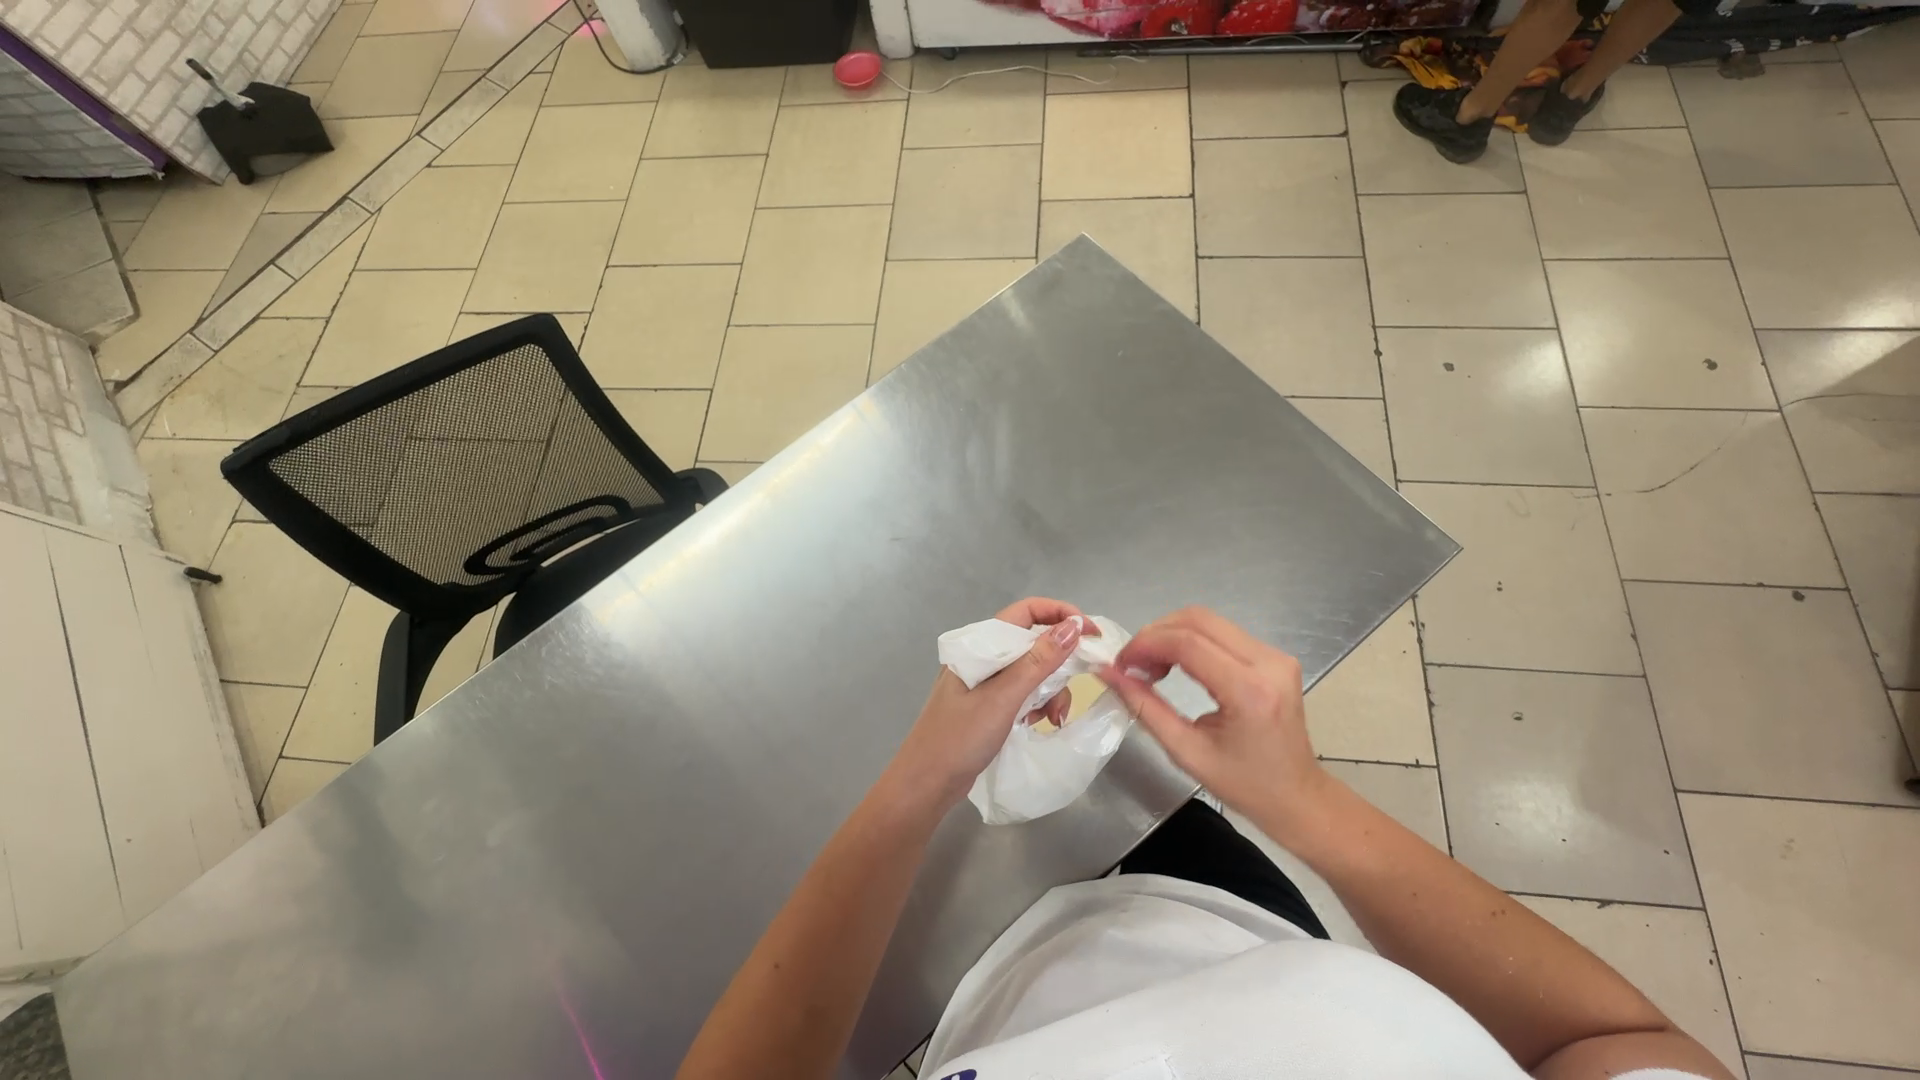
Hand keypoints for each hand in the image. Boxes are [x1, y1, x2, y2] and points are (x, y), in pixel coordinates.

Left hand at [884, 597, 1091, 806]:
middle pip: (1034, 643)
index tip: (1091, 633)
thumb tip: (1074, 626)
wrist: (926, 783)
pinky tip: (1039, 724)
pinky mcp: (989, 705)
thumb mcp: (1004, 697)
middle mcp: (982, 657)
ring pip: (1033, 672)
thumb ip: (1038, 661)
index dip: (1061, 614)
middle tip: (1075, 686)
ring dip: (1050, 690)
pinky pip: (1024, 694)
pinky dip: (1037, 705)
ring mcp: (985, 682)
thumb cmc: (960, 737)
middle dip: (1059, 664)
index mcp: (979, 645)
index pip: (1027, 612)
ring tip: (1052, 718)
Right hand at [1098, 607, 1328, 828]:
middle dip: (1155, 634)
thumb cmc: (1244, 785)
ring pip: (1209, 621)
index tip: (1119, 664)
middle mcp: (1268, 663)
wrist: (1298, 797)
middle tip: (1132, 664)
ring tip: (1151, 667)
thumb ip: (1145, 708)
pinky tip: (1175, 666)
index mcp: (1249, 691)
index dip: (1145, 645)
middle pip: (1198, 620)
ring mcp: (1276, 655)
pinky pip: (1222, 632)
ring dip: (1170, 635)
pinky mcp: (1275, 656)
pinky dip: (1190, 641)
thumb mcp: (1186, 752)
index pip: (1187, 644)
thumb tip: (1107, 673)